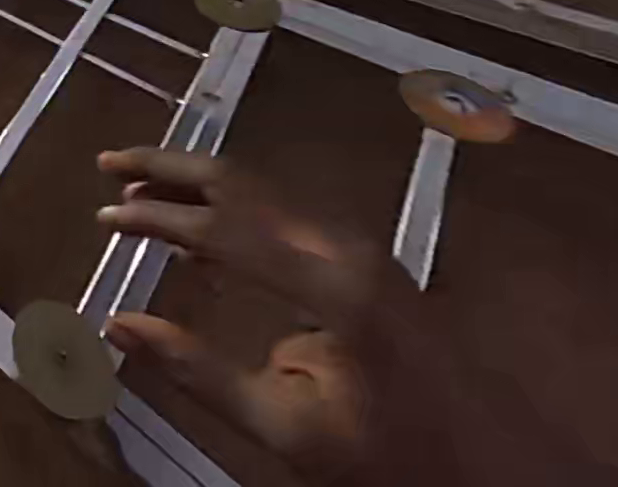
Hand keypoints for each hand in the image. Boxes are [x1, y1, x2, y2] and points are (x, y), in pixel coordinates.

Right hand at [93, 148, 617, 485]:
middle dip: (164, 165)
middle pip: (235, 180)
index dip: (153, 218)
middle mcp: (337, 243)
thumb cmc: (398, 459)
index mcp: (328, 285)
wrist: (513, 473)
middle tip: (108, 161)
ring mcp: (351, 240)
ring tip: (134, 186)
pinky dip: (221, 203)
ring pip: (253, 185)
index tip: (104, 218)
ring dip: (189, 180)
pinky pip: (273, 207)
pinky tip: (193, 228)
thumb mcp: (289, 430)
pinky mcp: (355, 250)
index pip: (217, 228)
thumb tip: (116, 324)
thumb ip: (196, 371)